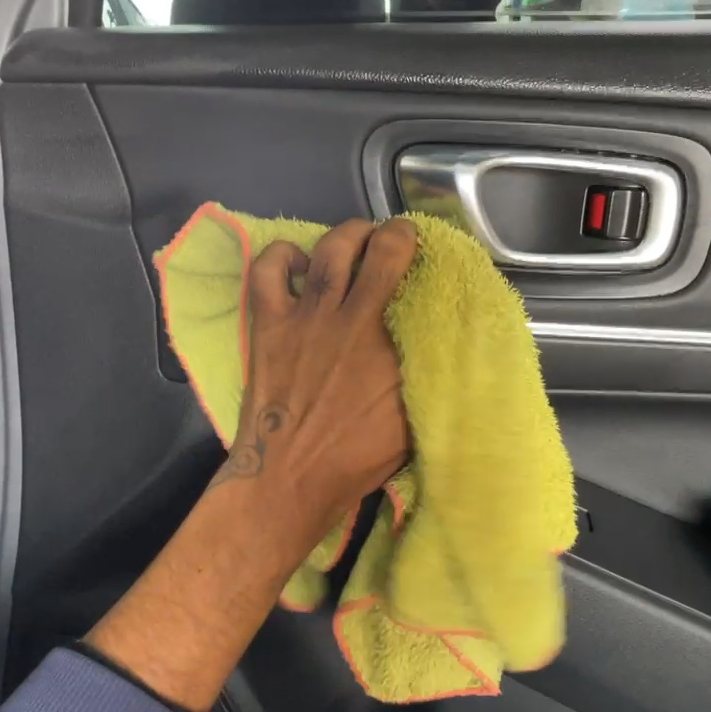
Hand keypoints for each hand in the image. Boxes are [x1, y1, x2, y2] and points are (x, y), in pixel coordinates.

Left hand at [213, 218, 416, 559]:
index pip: (418, 284)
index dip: (424, 261)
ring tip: (355, 237)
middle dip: (392, 234)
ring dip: (348, 234)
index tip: (426, 257)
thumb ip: (426, 378)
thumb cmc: (356, 459)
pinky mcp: (270, 324)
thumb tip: (442, 349)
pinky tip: (296, 261)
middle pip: (379, 252)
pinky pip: (268, 271)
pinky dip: (281, 255)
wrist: (289, 477)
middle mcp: (354, 320)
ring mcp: (308, 318)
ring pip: (330, 251)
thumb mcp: (414, 424)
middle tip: (394, 237)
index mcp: (394, 346)